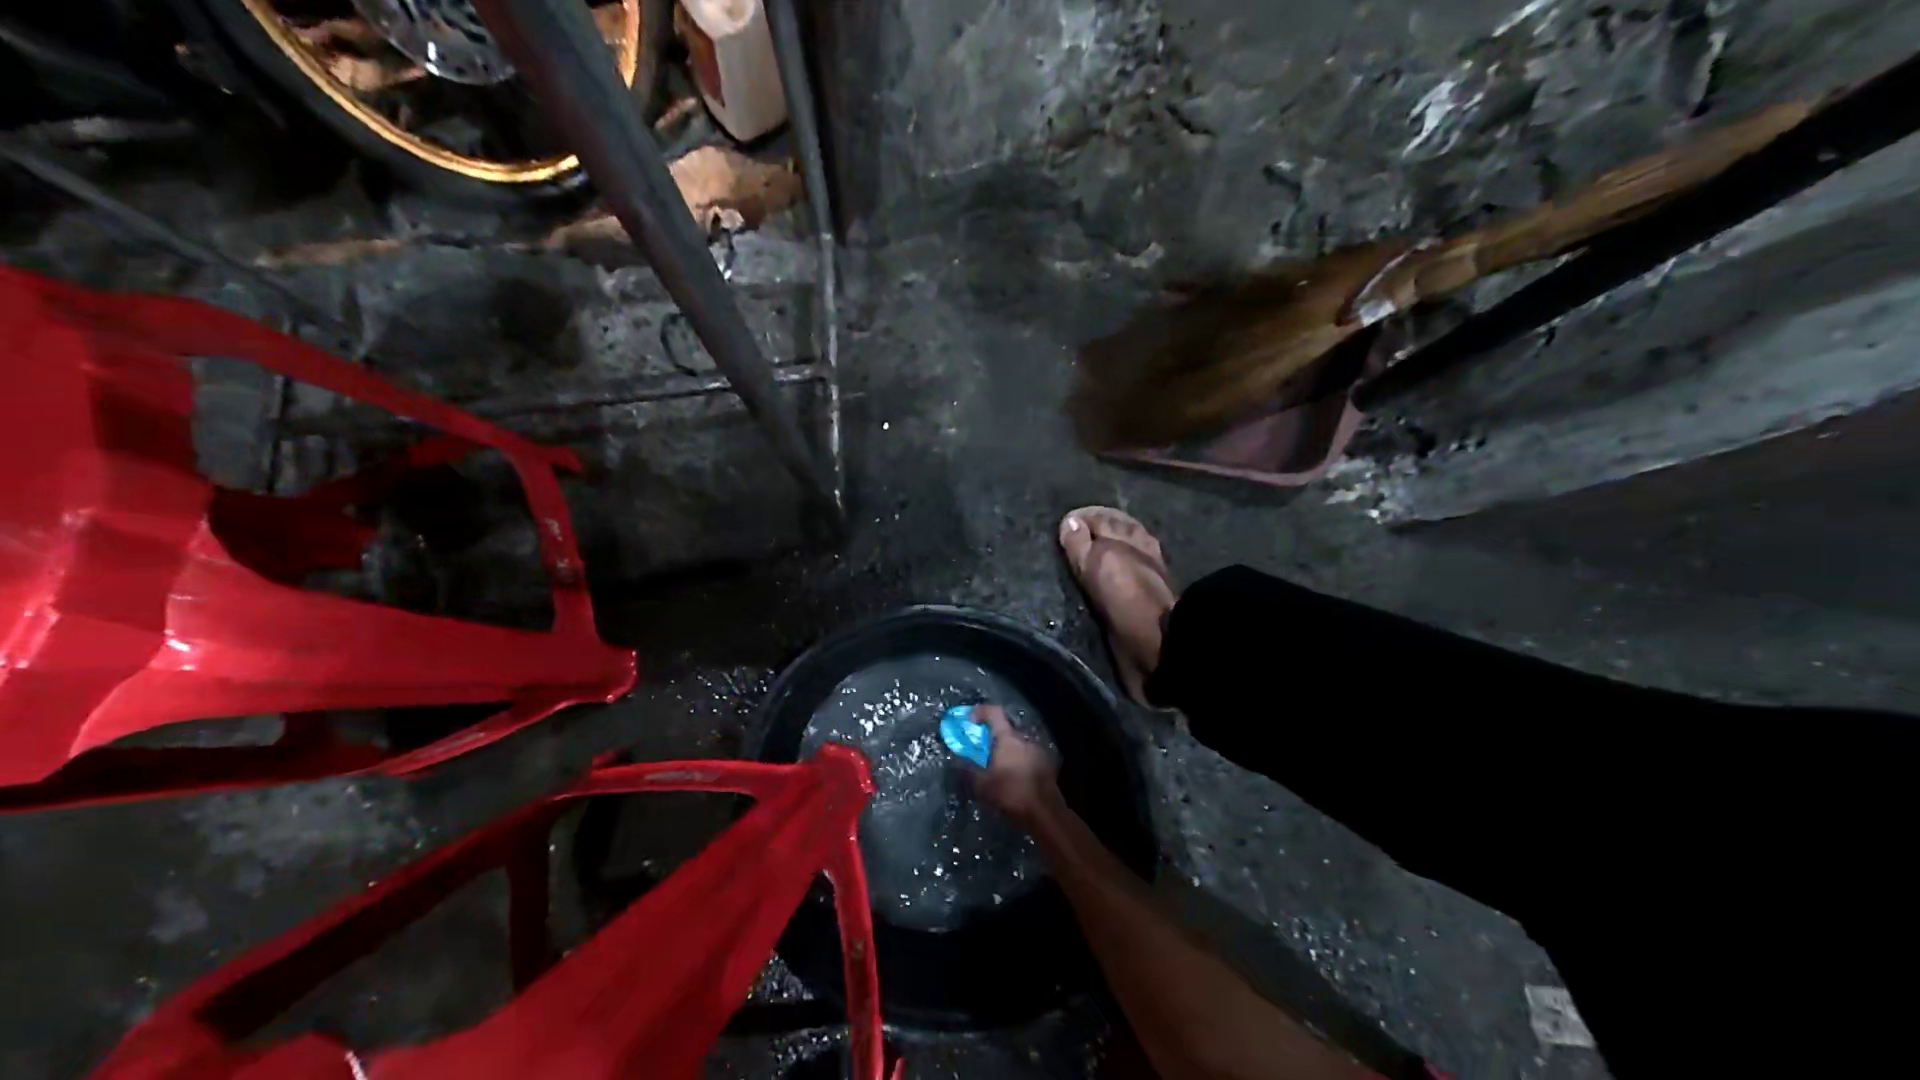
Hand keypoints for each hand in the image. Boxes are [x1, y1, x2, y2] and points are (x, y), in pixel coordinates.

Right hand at [969, 704, 1059, 827]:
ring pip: (1017, 744)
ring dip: (1006, 751)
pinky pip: (1027, 755)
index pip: (994, 712)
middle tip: (982, 752)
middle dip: (992, 738)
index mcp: (1008, 738)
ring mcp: (1038, 750)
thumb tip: (956, 760)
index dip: (980, 711)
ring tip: (998, 768)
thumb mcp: (981, 785)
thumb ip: (967, 770)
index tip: (970, 720)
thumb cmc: (1011, 793)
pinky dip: (1018, 761)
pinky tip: (1014, 778)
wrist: (1045, 812)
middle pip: (1005, 730)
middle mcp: (1025, 739)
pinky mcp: (1047, 764)